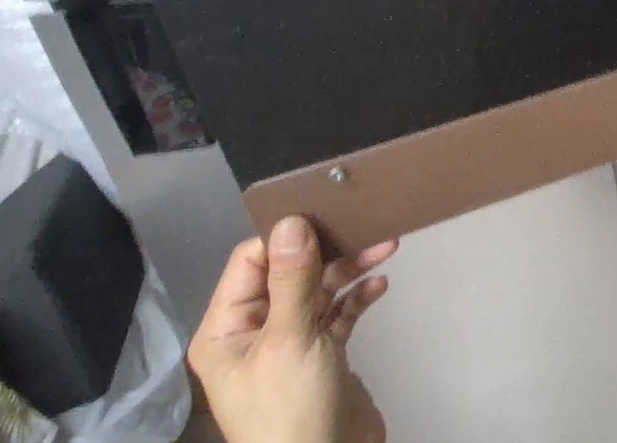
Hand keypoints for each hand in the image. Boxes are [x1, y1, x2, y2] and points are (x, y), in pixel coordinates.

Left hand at [189, 216, 398, 442]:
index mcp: (227, 329)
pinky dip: (359, 297)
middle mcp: (255, 330)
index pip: (251, 262)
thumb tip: (291, 221)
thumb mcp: (290, 338)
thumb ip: (292, 279)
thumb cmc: (290, 404)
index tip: (329, 212)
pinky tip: (381, 287)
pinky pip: (339, 312)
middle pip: (291, 272)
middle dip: (329, 249)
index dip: (287, 237)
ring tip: (388, 247)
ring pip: (320, 289)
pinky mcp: (322, 352)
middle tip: (369, 226)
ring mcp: (290, 342)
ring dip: (352, 268)